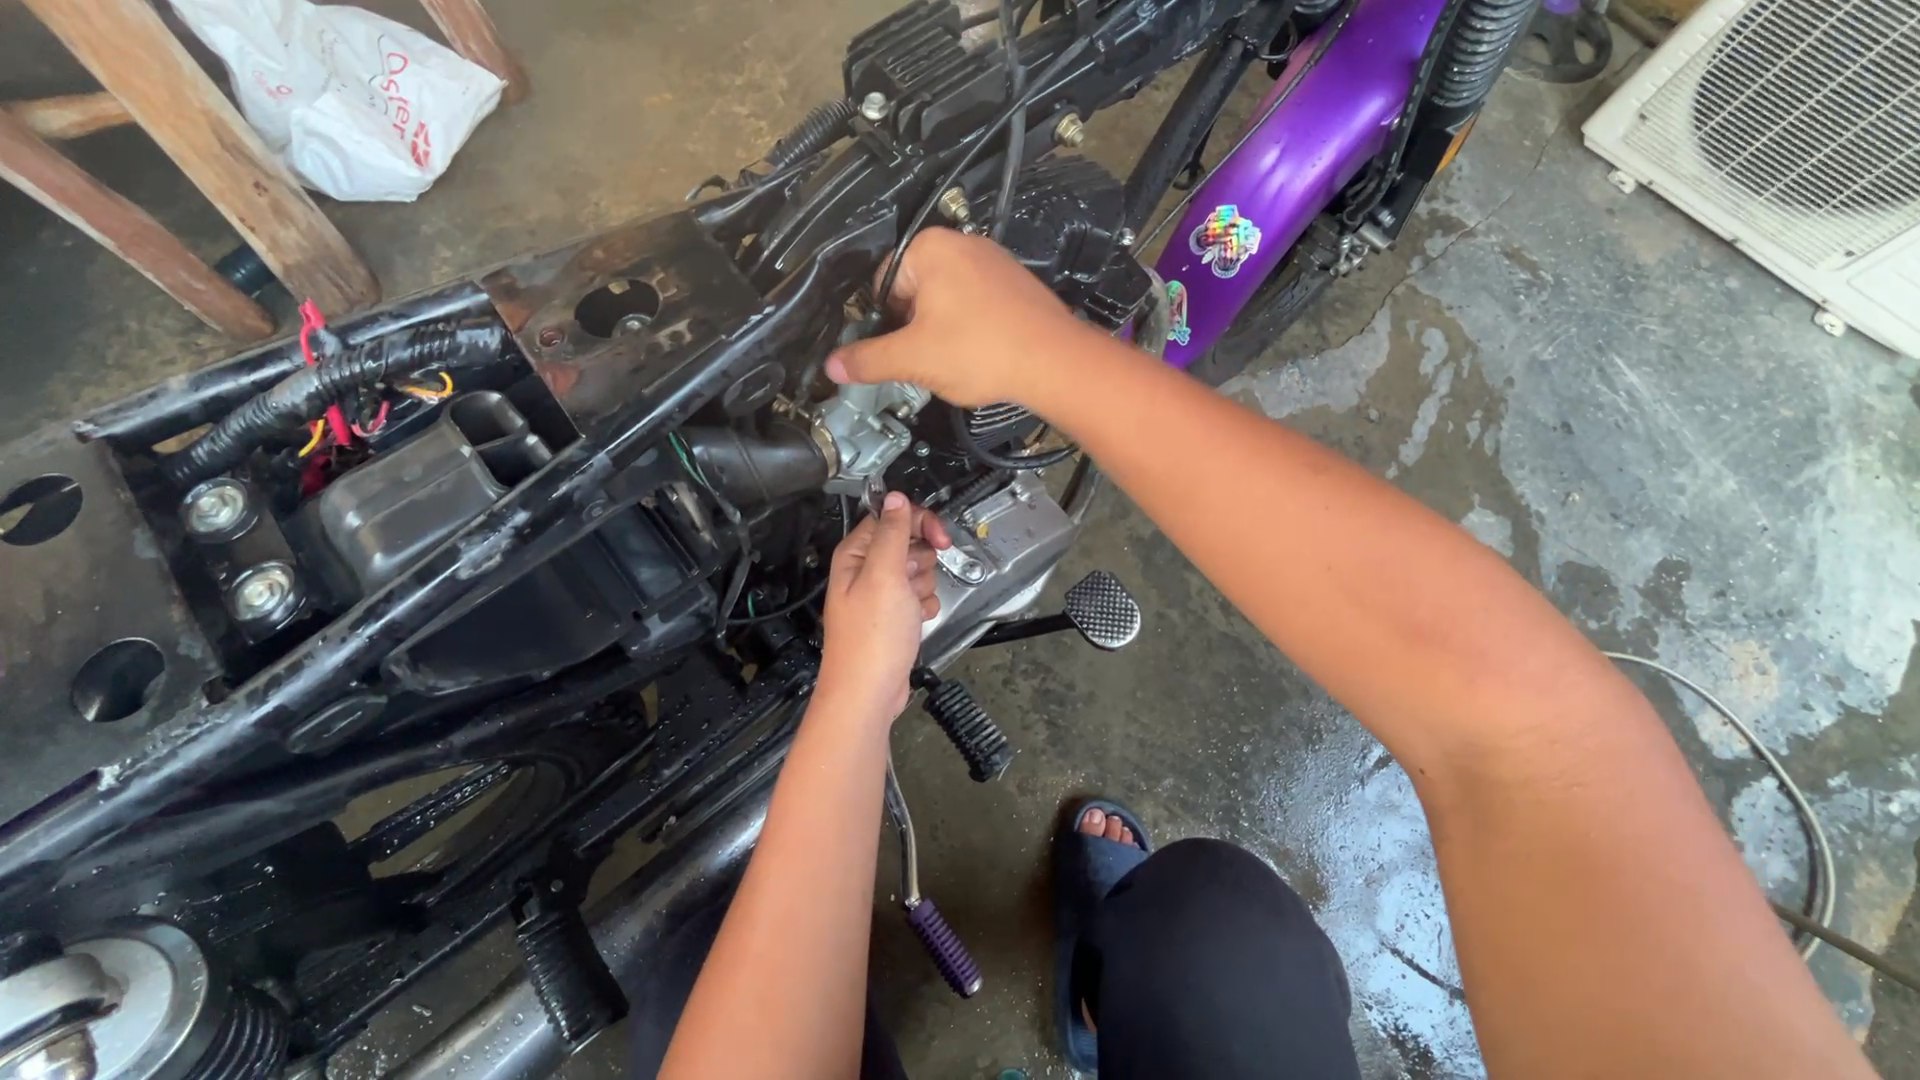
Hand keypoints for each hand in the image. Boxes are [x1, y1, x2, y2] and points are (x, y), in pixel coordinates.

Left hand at [816, 491, 953, 723]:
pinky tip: (916, 621)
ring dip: (924, 588)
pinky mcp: (893, 617)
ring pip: (918, 572)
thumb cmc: (870, 638)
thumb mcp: (884, 574)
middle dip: (922, 562)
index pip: (892, 517)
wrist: (869, 691)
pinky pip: (920, 599)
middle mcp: (865, 571)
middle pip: (909, 544)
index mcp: (856, 554)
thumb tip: (896, 498)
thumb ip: (892, 532)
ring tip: (910, 608)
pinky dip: (924, 609)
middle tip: (913, 581)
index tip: (938, 538)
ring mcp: (880, 595)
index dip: (920, 524)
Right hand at [824, 228, 1105, 407]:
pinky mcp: (1013, 286)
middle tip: (921, 360)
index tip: (886, 349)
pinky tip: (976, 356)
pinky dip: (968, 331)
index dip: (879, 322)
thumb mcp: (913, 359)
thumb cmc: (986, 350)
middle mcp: (962, 245)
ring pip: (944, 302)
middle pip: (912, 291)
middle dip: (912, 328)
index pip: (880, 282)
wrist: (1054, 363)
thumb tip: (834, 365)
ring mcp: (992, 263)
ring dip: (939, 333)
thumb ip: (868, 360)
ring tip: (953, 361)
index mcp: (930, 249)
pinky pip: (974, 306)